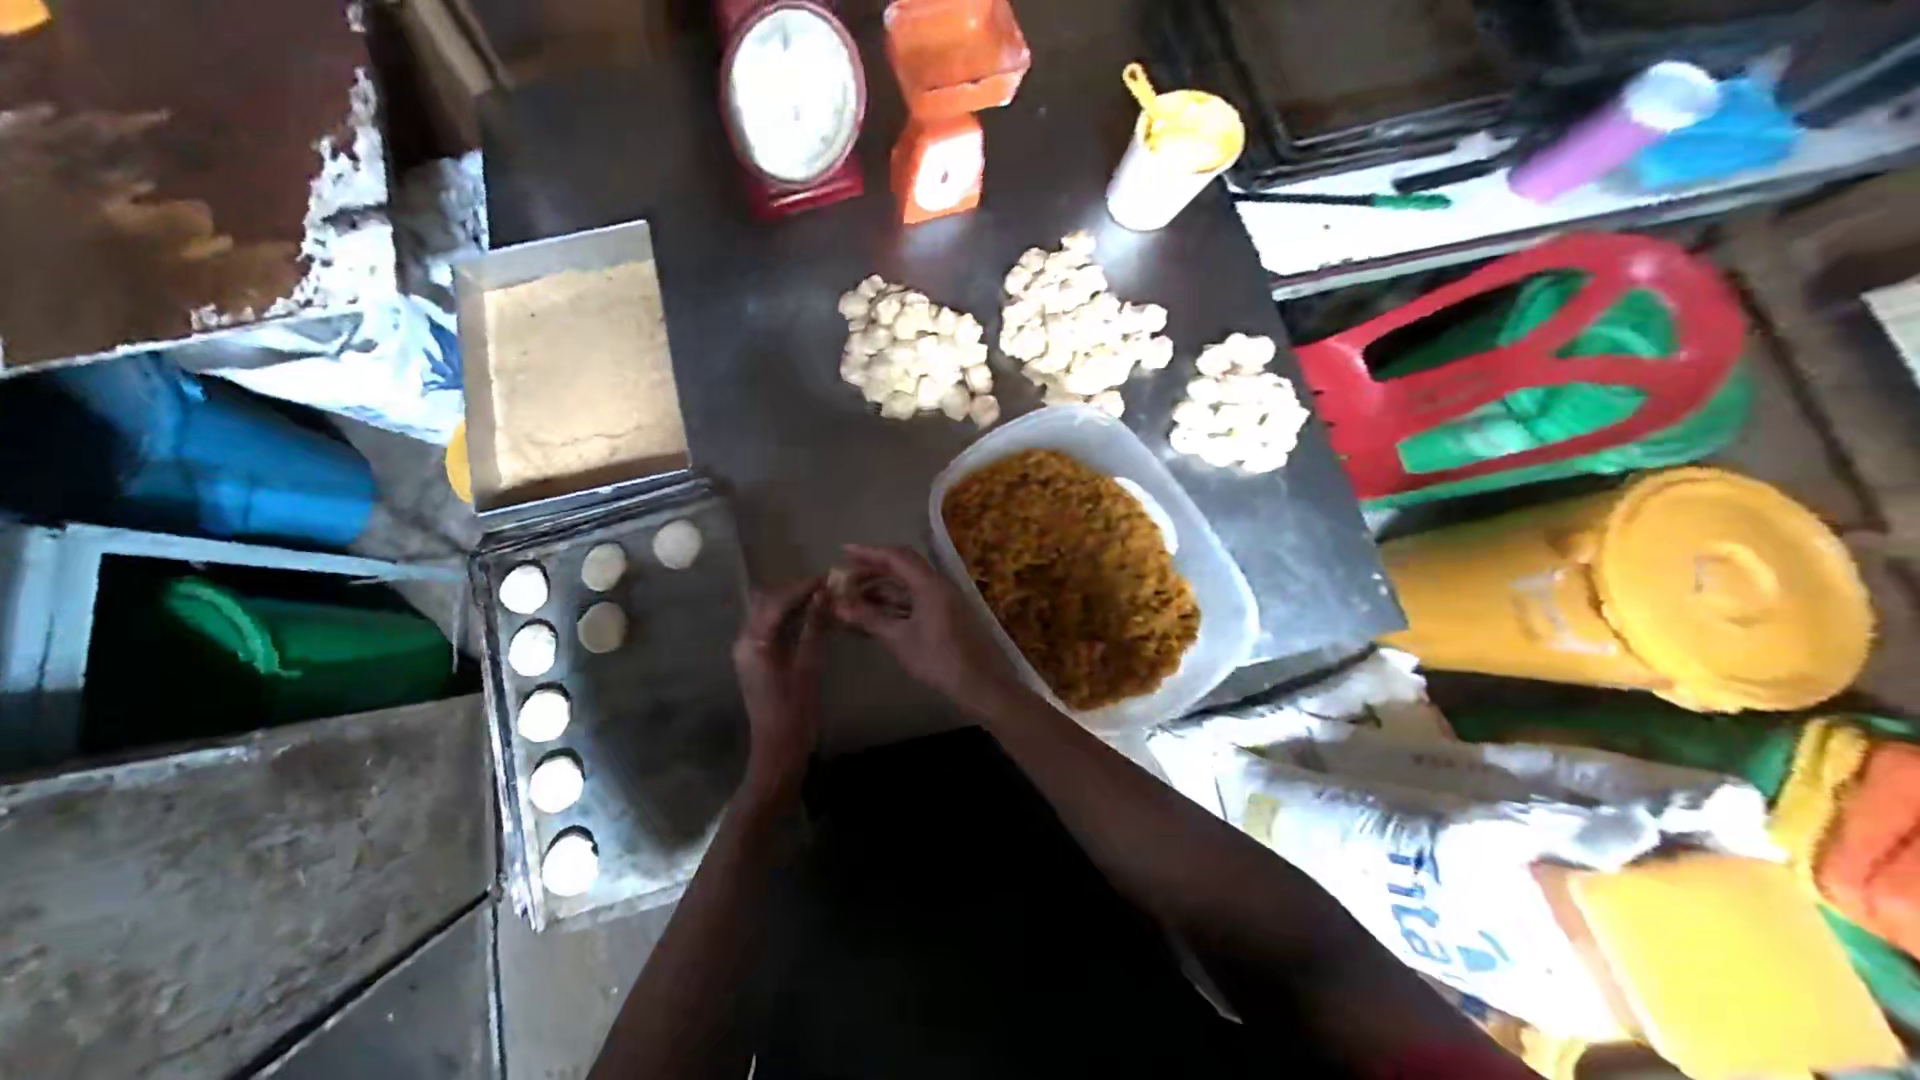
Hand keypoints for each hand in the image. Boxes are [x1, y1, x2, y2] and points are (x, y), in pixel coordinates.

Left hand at [732, 577, 828, 801]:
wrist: (777, 751)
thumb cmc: (794, 713)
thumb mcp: (809, 668)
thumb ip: (814, 629)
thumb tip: (824, 596)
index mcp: (754, 642)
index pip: (775, 600)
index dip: (801, 586)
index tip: (827, 578)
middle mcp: (744, 641)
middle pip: (765, 601)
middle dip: (794, 589)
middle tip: (826, 587)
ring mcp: (747, 650)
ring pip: (766, 612)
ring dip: (791, 601)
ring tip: (822, 598)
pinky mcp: (755, 659)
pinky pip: (770, 626)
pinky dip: (789, 616)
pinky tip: (811, 618)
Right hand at [829, 544, 1029, 719]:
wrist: (980, 683)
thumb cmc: (939, 659)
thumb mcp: (899, 639)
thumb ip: (869, 619)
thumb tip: (838, 606)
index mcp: (930, 584)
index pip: (896, 557)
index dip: (869, 552)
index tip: (844, 551)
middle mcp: (939, 585)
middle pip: (902, 568)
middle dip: (872, 571)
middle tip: (845, 578)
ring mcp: (944, 600)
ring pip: (908, 586)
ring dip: (882, 589)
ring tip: (854, 597)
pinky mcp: (946, 615)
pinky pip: (916, 601)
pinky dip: (895, 604)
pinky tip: (875, 614)